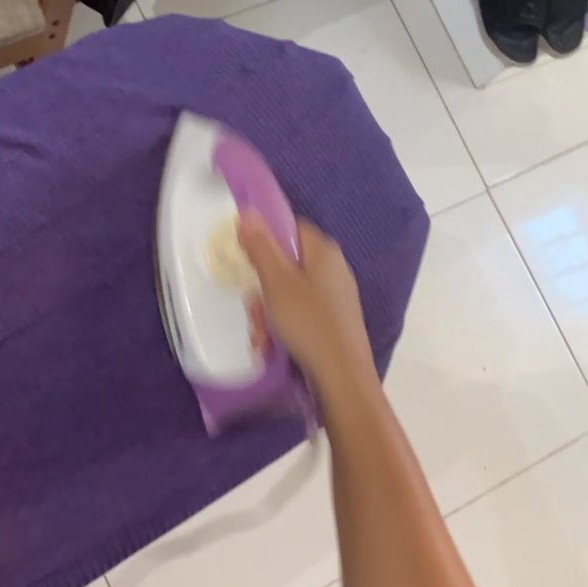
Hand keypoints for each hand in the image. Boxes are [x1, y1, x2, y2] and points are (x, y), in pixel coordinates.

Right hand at [239, 216, 373, 391]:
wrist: (341, 375)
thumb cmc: (308, 323)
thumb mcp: (276, 283)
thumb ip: (261, 247)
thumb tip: (248, 212)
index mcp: (323, 252)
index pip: (290, 229)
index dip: (265, 241)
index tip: (246, 262)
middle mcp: (332, 270)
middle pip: (284, 267)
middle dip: (261, 293)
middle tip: (255, 313)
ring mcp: (334, 298)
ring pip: (287, 296)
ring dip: (267, 317)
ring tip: (262, 339)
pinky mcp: (332, 322)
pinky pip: (298, 316)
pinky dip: (281, 330)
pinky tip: (273, 349)